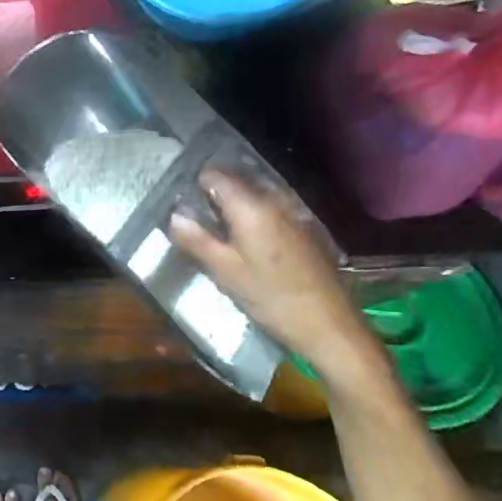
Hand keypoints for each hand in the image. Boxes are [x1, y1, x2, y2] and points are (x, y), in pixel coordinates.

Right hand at [168, 170, 380, 379]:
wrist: (327, 324)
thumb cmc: (270, 297)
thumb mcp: (225, 271)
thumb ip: (197, 240)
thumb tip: (174, 216)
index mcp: (251, 207)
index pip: (216, 176)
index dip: (196, 185)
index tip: (182, 203)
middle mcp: (275, 201)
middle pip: (237, 183)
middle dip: (215, 196)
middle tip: (195, 219)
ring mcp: (294, 214)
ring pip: (255, 197)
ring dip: (235, 208)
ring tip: (218, 230)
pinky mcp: (304, 229)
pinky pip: (271, 210)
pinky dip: (254, 218)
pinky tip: (246, 242)